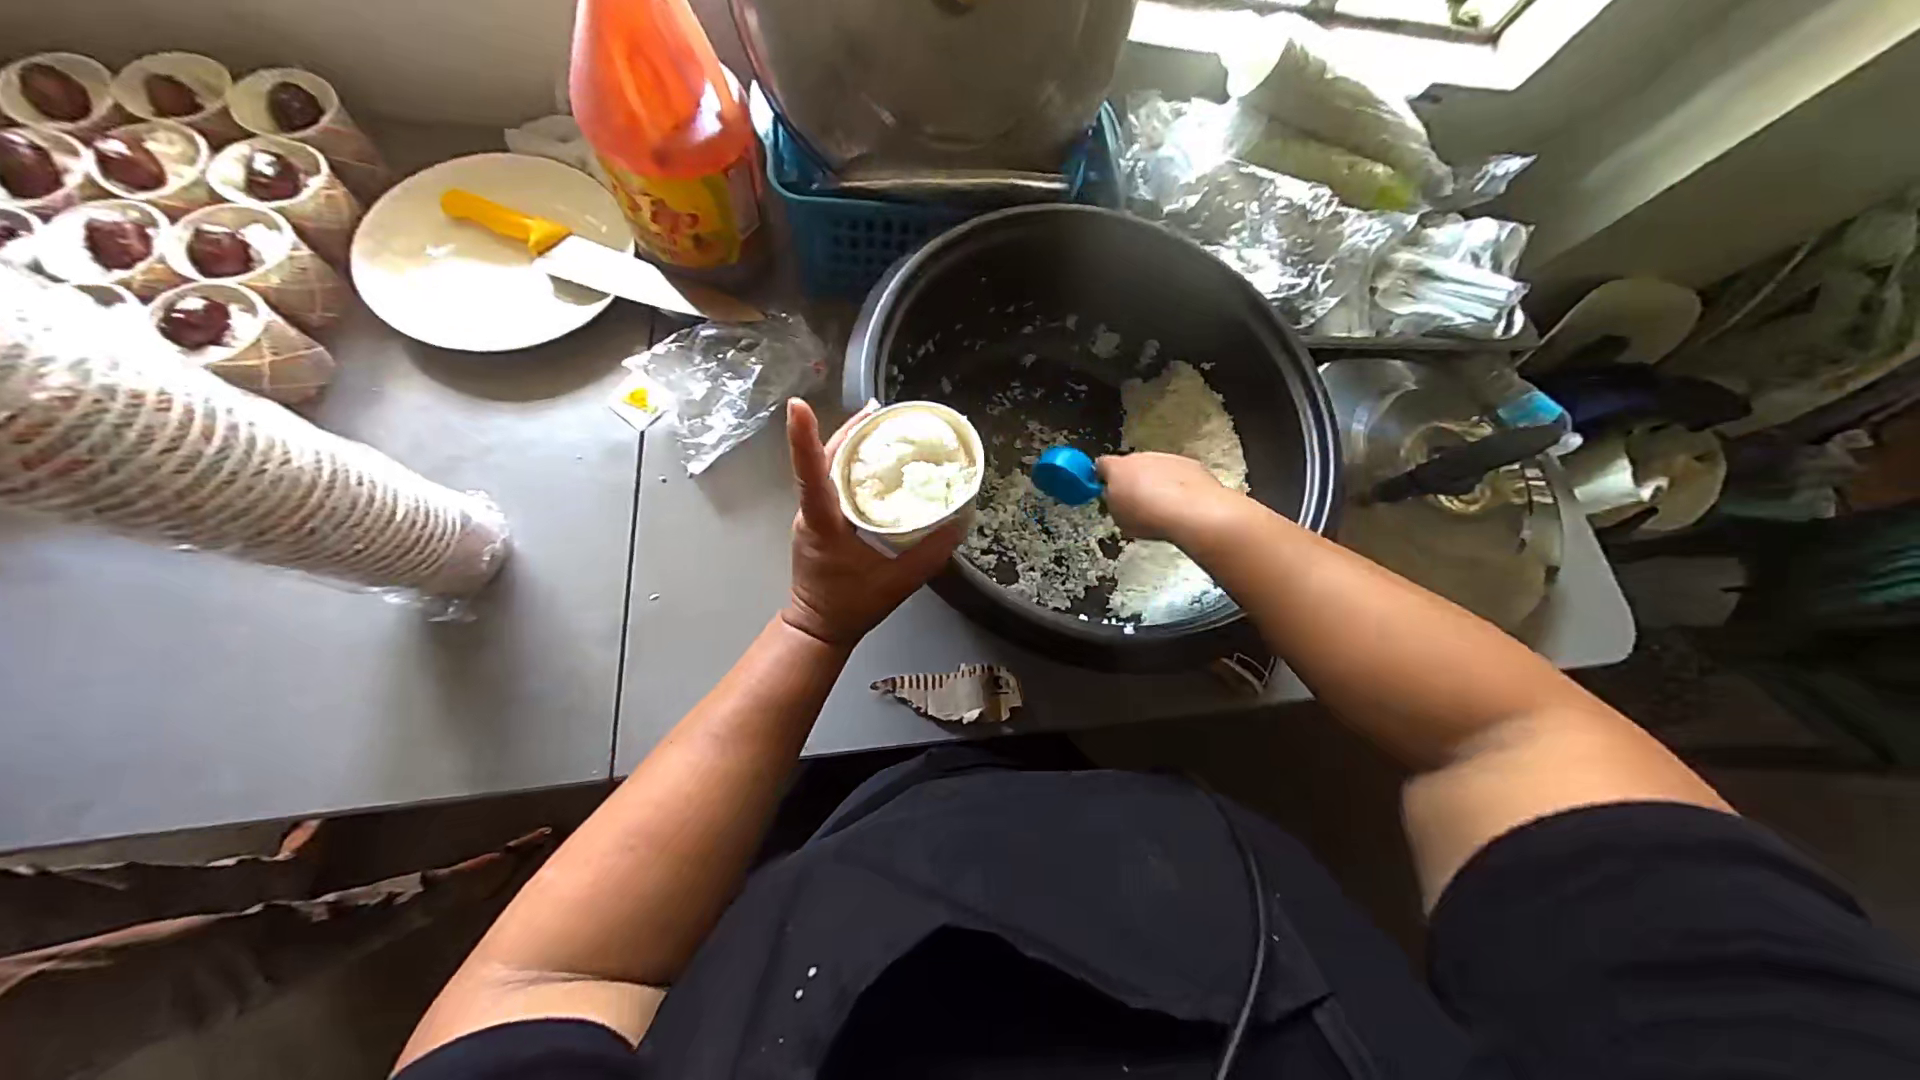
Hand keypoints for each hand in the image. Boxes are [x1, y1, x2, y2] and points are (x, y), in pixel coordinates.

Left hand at [781, 399, 962, 648]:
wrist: (817, 628)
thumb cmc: (849, 607)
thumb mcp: (896, 583)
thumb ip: (929, 554)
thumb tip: (958, 523)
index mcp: (824, 525)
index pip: (811, 476)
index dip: (803, 439)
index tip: (798, 406)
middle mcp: (812, 513)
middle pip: (823, 460)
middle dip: (849, 430)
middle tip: (881, 411)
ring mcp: (812, 514)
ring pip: (826, 467)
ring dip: (849, 442)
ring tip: (880, 423)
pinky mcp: (819, 518)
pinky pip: (832, 480)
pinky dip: (851, 462)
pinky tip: (874, 458)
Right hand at [1097, 452, 1237, 540]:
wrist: (1192, 512)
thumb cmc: (1150, 517)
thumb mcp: (1118, 518)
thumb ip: (1112, 502)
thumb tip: (1114, 498)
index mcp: (1117, 468)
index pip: (1101, 465)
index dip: (1102, 477)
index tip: (1105, 489)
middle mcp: (1141, 457)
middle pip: (1130, 465)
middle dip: (1132, 481)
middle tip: (1135, 504)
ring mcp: (1166, 458)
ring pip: (1155, 468)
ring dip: (1155, 483)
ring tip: (1161, 509)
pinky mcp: (1189, 464)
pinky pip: (1177, 473)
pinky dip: (1177, 485)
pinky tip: (1180, 505)